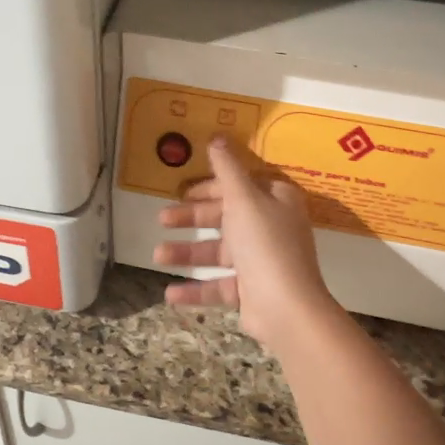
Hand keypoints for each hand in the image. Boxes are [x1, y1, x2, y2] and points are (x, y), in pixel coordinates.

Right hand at [154, 136, 343, 347]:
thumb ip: (227, 168)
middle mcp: (272, 227)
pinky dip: (196, 288)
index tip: (184, 190)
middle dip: (192, 218)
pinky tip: (170, 293)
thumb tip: (217, 136)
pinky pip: (220, 285)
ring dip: (188, 252)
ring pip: (219, 251)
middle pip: (226, 217)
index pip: (240, 186)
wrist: (287, 308)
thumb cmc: (265, 244)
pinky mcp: (253, 291)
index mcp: (276, 200)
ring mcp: (263, 261)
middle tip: (162, 218)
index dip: (211, 186)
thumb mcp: (243, 198)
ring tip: (157, 255)